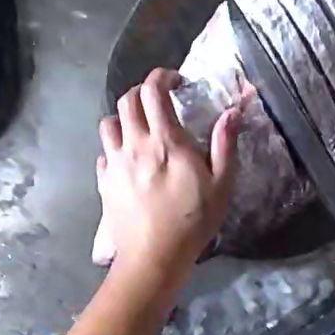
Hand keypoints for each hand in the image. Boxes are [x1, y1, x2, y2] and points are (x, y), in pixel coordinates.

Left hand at [95, 68, 238, 285]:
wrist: (153, 257)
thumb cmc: (192, 222)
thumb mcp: (221, 184)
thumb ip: (225, 144)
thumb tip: (231, 112)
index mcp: (164, 141)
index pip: (152, 90)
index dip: (161, 77)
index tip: (175, 81)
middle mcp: (134, 145)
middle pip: (126, 100)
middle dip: (142, 92)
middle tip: (159, 101)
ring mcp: (115, 163)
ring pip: (108, 123)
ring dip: (123, 118)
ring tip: (139, 128)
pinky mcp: (103, 182)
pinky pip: (103, 153)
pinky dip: (114, 147)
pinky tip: (128, 159)